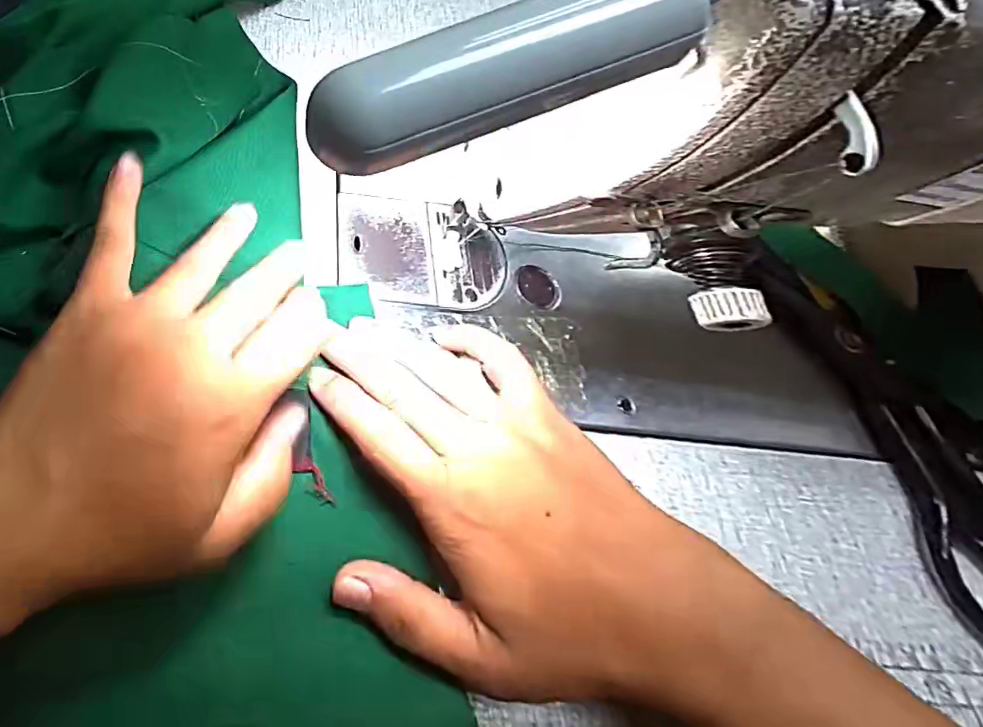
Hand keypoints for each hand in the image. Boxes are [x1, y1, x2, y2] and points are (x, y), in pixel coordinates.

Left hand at [0, 152, 328, 604]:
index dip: (314, 320)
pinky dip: (121, 199)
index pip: (297, 339)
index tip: (318, 311)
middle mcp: (198, 344)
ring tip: (248, 215)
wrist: (20, 513)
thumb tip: (296, 409)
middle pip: (259, 293)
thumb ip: (272, 474)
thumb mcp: (216, 535)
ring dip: (231, 233)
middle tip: (296, 258)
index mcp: (234, 399)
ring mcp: (143, 316)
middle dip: (285, 273)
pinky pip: (113, 242)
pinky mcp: (94, 304)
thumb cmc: (123, 531)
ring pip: (203, 260)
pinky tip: (128, 161)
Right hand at [310, 322, 934, 723]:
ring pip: (444, 370)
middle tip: (327, 333)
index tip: (316, 378)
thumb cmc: (569, 632)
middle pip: (403, 388)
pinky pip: (505, 364)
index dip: (343, 401)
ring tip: (367, 325)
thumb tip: (341, 583)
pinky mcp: (549, 416)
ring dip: (400, 344)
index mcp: (451, 500)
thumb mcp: (483, 655)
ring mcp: (516, 424)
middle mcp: (476, 448)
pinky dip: (474, 344)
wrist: (666, 607)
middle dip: (359, 357)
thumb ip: (408, 616)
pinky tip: (449, 337)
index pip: (380, 434)